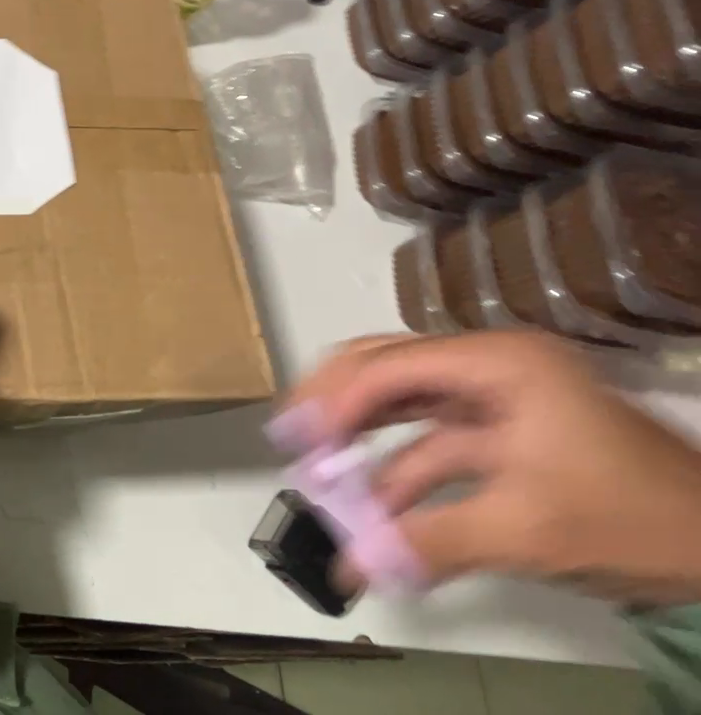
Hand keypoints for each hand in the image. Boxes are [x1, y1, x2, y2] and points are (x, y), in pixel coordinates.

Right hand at [284, 331, 700, 605]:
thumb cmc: (638, 518)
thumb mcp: (529, 530)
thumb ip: (427, 541)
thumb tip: (354, 566)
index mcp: (499, 363)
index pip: (387, 367)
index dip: (334, 403)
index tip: (298, 441)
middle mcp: (488, 365)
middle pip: (382, 366)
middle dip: (331, 404)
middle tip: (291, 437)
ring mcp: (494, 395)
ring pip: (397, 398)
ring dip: (356, 435)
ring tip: (316, 467)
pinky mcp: (499, 429)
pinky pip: (424, 436)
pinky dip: (392, 465)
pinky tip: (368, 502)